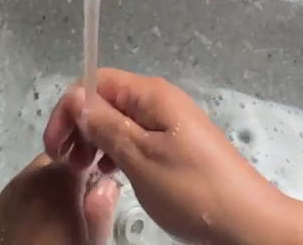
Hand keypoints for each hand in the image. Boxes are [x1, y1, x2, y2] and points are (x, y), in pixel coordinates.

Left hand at [0, 153, 120, 244]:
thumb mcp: (90, 244)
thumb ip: (101, 211)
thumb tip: (106, 186)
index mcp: (58, 180)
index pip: (82, 158)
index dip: (93, 171)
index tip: (98, 190)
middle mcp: (30, 177)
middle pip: (55, 165)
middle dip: (68, 181)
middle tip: (78, 211)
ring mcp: (5, 194)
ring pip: (33, 180)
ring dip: (46, 193)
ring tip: (54, 225)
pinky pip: (14, 199)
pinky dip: (25, 208)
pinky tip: (31, 233)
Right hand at [42, 70, 285, 244]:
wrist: (246, 222)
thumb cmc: (192, 188)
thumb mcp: (140, 157)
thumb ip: (106, 124)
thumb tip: (75, 97)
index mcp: (150, 94)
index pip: (96, 81)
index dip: (70, 108)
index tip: (55, 147)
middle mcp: (158, 100)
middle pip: (105, 99)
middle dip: (80, 125)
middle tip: (66, 163)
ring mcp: (167, 123)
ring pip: (118, 120)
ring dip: (95, 140)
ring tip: (85, 170)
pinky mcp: (173, 145)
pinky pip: (134, 137)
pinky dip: (115, 151)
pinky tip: (110, 174)